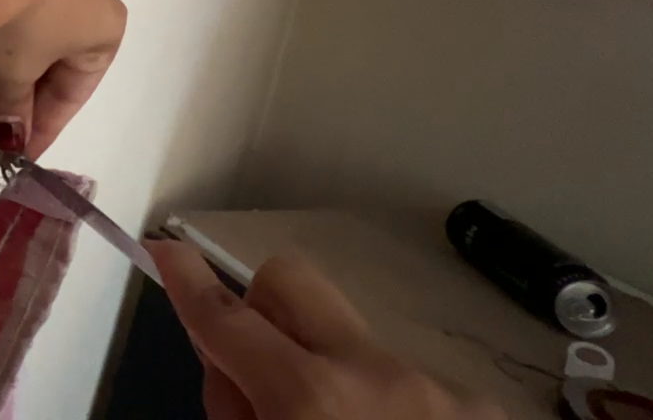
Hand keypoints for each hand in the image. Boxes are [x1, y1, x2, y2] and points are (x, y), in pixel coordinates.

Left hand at [0, 0, 126, 159]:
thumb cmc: (21, 16)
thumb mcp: (18, 71)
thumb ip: (14, 105)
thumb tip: (10, 137)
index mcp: (104, 23)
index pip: (76, 88)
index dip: (45, 125)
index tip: (17, 152)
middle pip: (50, 57)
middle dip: (17, 94)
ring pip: (24, 29)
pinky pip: (2, 1)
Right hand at [146, 239, 506, 419]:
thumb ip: (236, 411)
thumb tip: (228, 367)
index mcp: (312, 399)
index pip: (224, 315)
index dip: (183, 278)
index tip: (162, 249)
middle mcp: (377, 375)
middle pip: (288, 280)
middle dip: (259, 309)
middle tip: (261, 378)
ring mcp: (443, 392)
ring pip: (350, 340)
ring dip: (327, 375)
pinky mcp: (490, 413)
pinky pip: (407, 382)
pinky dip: (383, 408)